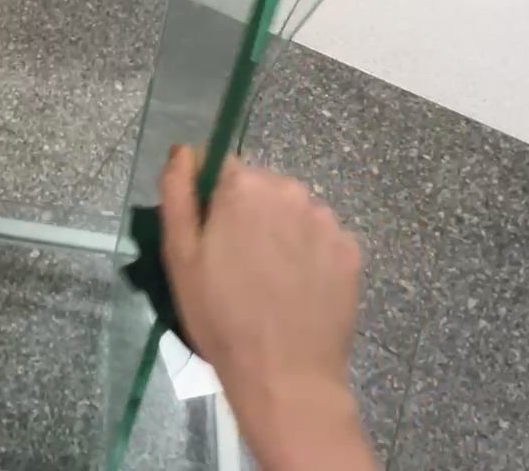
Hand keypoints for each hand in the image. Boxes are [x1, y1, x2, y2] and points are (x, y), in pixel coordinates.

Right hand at [159, 146, 366, 466]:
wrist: (285, 378)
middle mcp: (289, 190)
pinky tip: (296, 287)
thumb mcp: (179, 253)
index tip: (208, 234)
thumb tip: (183, 151)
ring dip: (277, 230)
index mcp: (244, 186)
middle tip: (234, 262)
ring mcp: (326, 220)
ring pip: (290, 210)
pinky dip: (306, 253)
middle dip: (244, 212)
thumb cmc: (220, 314)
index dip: (210, 197)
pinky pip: (318, 236)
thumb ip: (176, 191)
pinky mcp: (351, 250)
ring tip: (267, 278)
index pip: (220, 165)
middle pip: (257, 186)